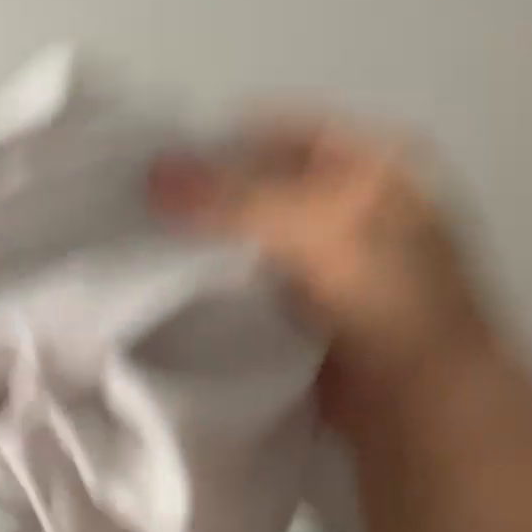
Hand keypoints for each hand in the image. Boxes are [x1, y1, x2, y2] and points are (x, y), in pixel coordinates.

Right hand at [150, 112, 501, 427]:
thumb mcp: (322, 230)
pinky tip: (148, 281)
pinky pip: (222, 275)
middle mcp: (332, 200)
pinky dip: (189, 277)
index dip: (204, 142)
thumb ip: (235, 200)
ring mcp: (304, 254)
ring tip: (120, 244)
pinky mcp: (276, 300)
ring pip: (226, 231)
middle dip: (183, 196)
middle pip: (240, 182)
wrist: (416, 401)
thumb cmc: (391, 301)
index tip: (138, 165)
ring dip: (182, 240)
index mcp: (365, 162)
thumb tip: (150, 173)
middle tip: (116, 210)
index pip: (266, 130)